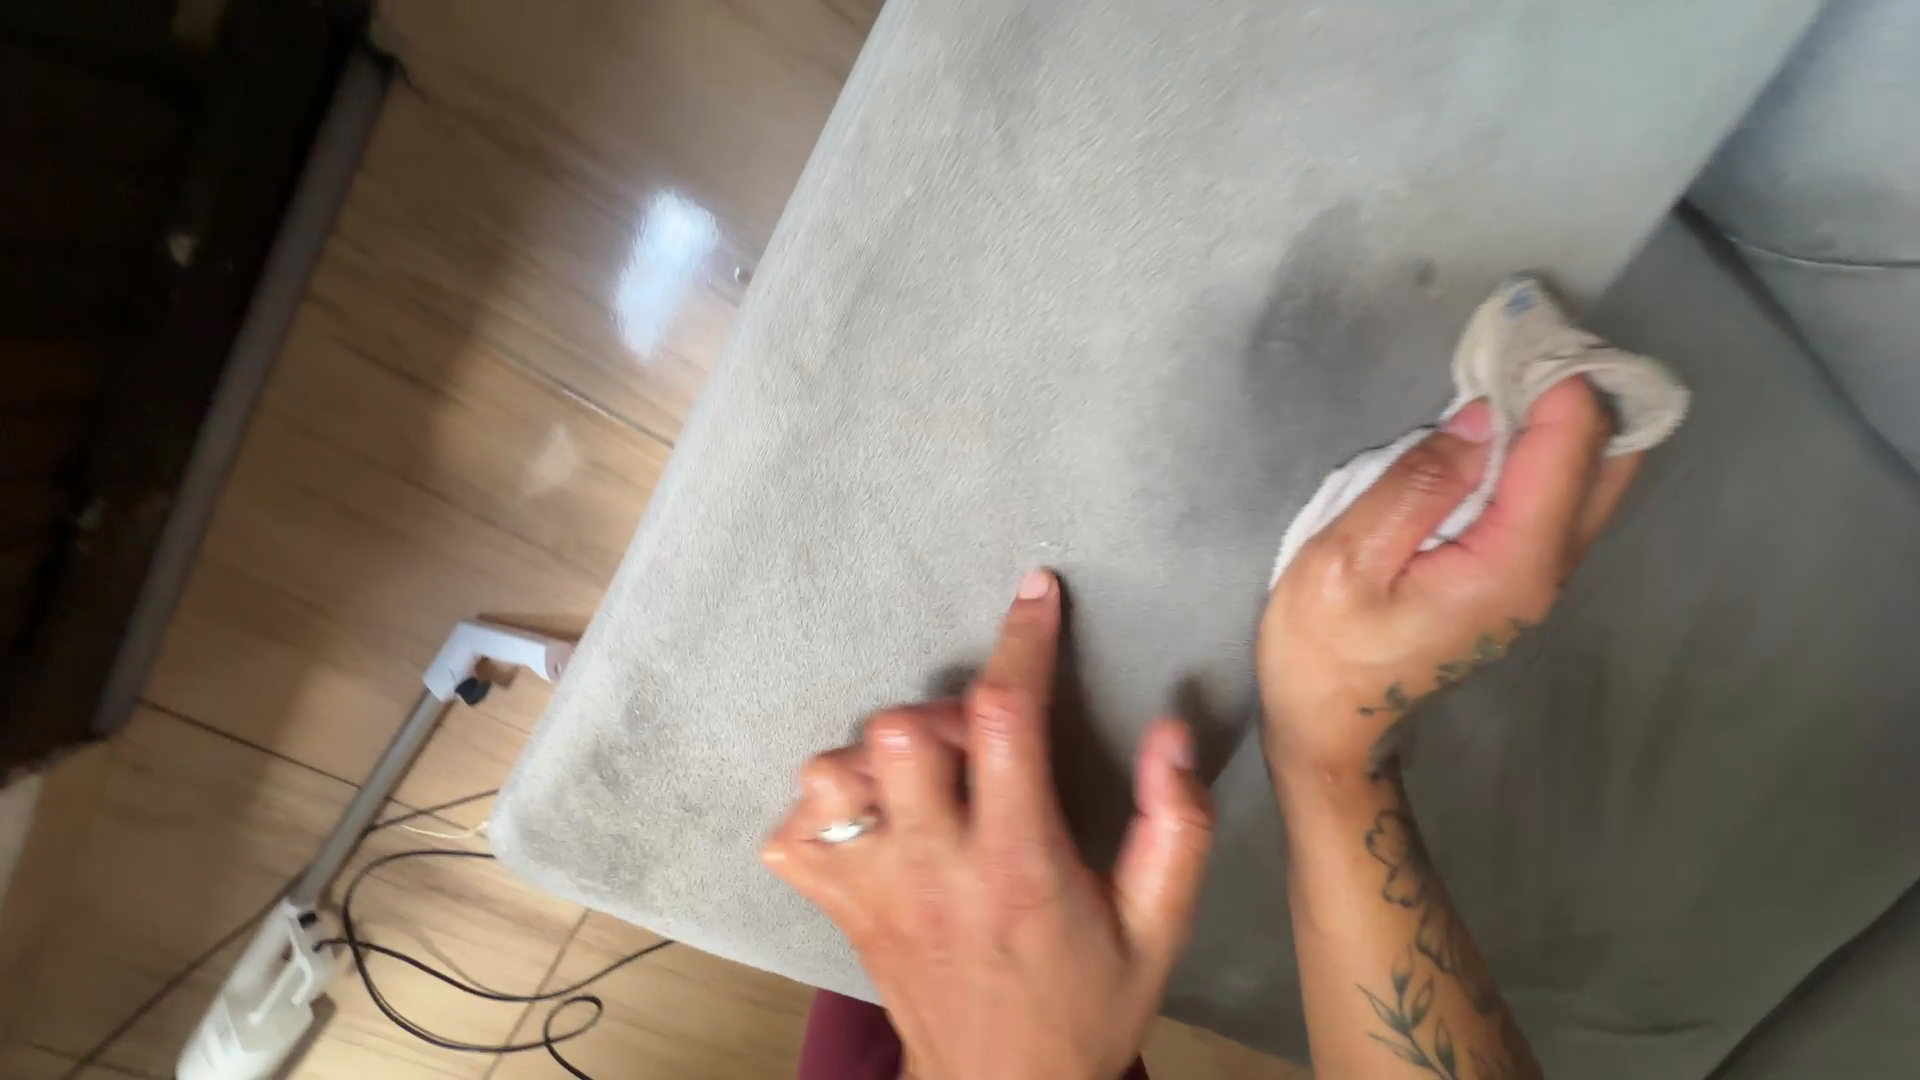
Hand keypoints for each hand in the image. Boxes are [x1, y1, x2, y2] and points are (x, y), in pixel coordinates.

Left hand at [762, 570, 1214, 1079]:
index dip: (1022, 643)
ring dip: (877, 755)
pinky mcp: (834, 910)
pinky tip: (872, 820)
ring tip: (924, 781)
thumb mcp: (1158, 928)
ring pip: (829, 771)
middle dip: (943, 713)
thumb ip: (1173, 827)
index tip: (1035, 594)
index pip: (1006, 722)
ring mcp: (868, 892)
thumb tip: (1168, 731)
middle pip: (897, 734)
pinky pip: (791, 831)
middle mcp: (930, 870)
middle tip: (980, 743)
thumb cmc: (1085, 1003)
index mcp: (1017, 866)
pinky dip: (825, 807)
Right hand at [1258, 378, 1640, 778]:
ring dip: (1567, 422)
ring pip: (1588, 484)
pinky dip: (1545, 456)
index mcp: (1507, 562)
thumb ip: (1413, 486)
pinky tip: (1501, 433)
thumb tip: (1476, 421)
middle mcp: (1544, 572)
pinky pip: (1554, 504)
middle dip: (1586, 392)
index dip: (1556, 380)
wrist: (1330, 723)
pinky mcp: (1511, 584)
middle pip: (1608, 465)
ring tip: (1517, 372)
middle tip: (1532, 343)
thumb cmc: (1321, 646)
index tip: (1526, 326)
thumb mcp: (1344, 560)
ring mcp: (1534, 582)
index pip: (1565, 449)